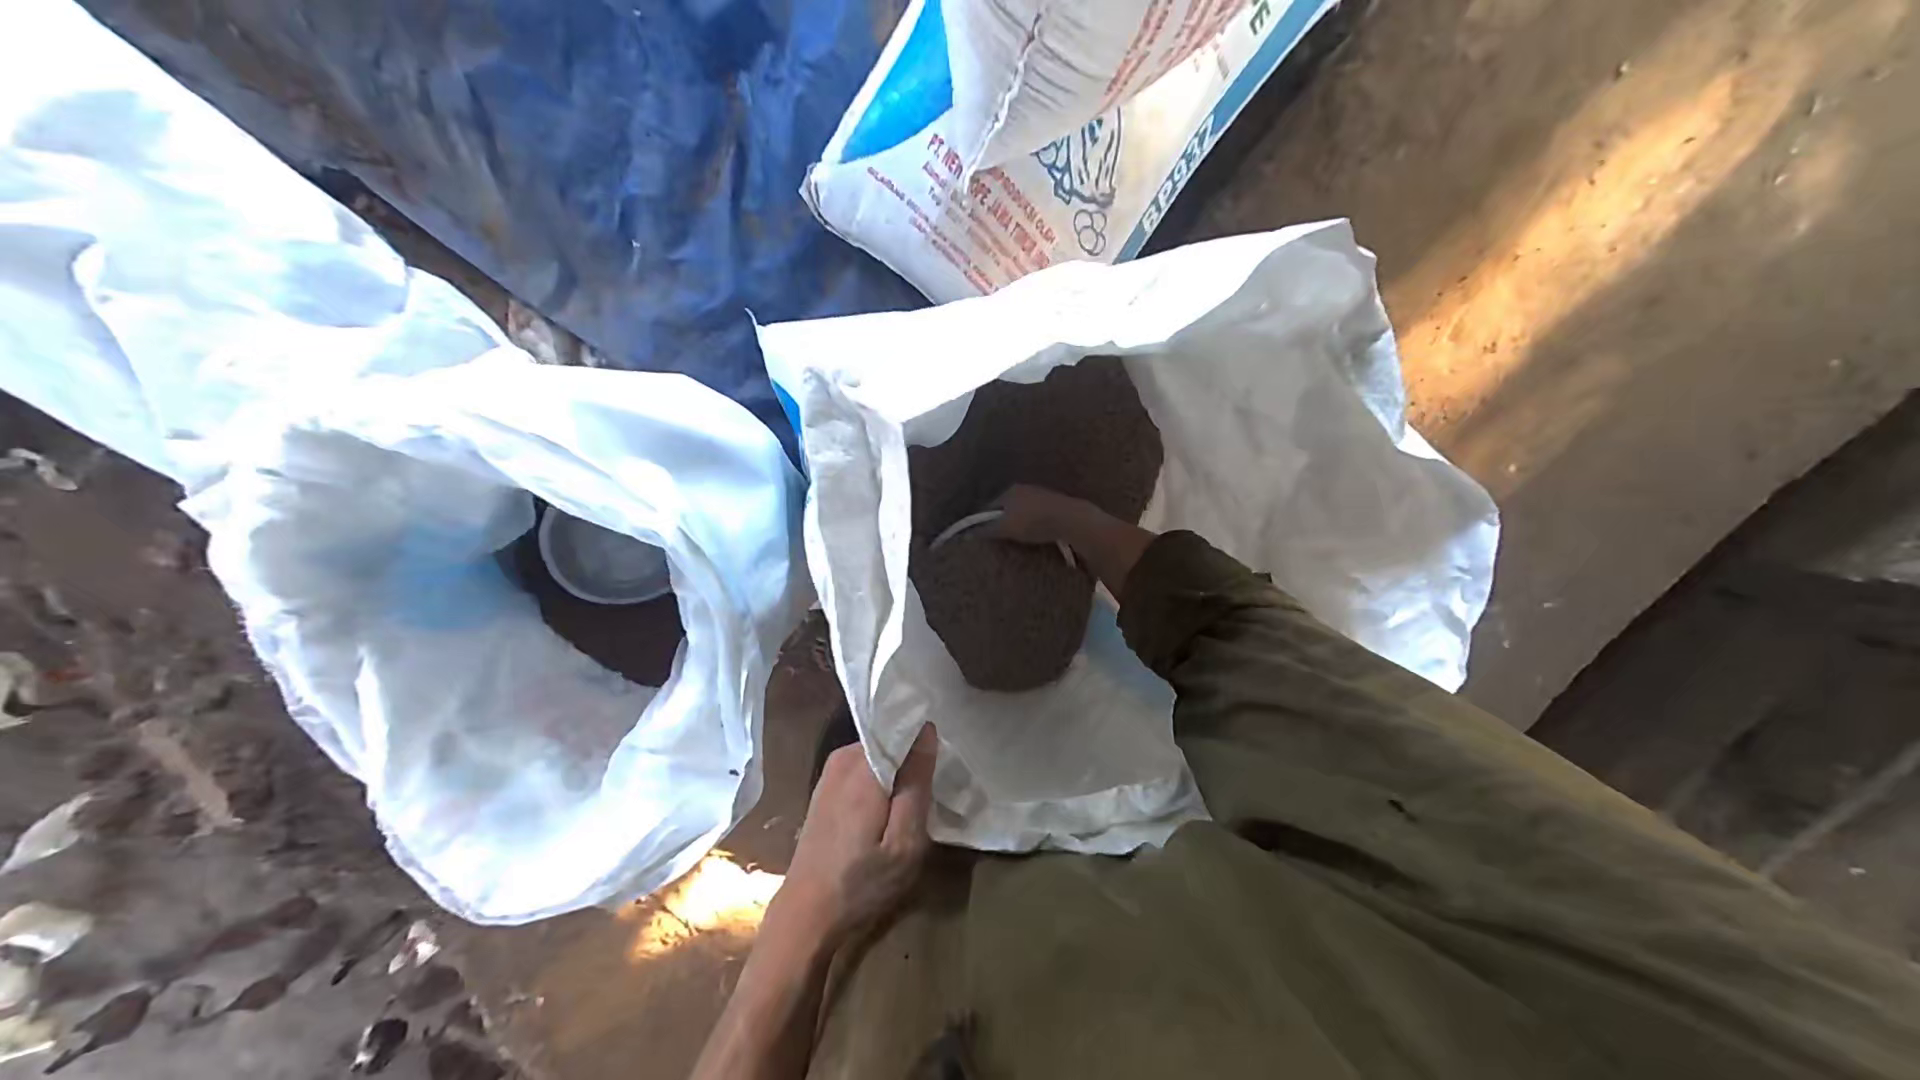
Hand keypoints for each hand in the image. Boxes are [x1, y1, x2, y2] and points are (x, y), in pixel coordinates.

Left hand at [772, 724, 938, 947]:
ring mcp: (830, 772)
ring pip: (876, 754)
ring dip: (897, 770)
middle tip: (933, 787)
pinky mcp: (825, 787)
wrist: (806, 915)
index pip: (901, 727)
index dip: (925, 739)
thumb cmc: (861, 884)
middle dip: (912, 757)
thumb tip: (926, 732)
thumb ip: (917, 784)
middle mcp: (843, 759)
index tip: (943, 761)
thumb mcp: (904, 843)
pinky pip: (863, 767)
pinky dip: (880, 779)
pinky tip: (889, 807)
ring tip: (916, 798)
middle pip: (889, 740)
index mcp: (862, 768)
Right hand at [982, 484, 1098, 544]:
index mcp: (1009, 490)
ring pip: (1021, 510)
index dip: (980, 521)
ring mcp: (1040, 494)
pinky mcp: (1054, 504)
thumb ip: (985, 530)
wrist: (1070, 520)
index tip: (978, 536)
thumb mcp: (1005, 528)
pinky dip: (1031, 523)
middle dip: (999, 521)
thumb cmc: (1033, 523)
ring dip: (1017, 522)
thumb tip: (965, 534)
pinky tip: (1034, 534)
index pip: (987, 506)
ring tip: (1016, 539)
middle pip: (1004, 508)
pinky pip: (1035, 514)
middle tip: (997, 539)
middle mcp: (1023, 488)